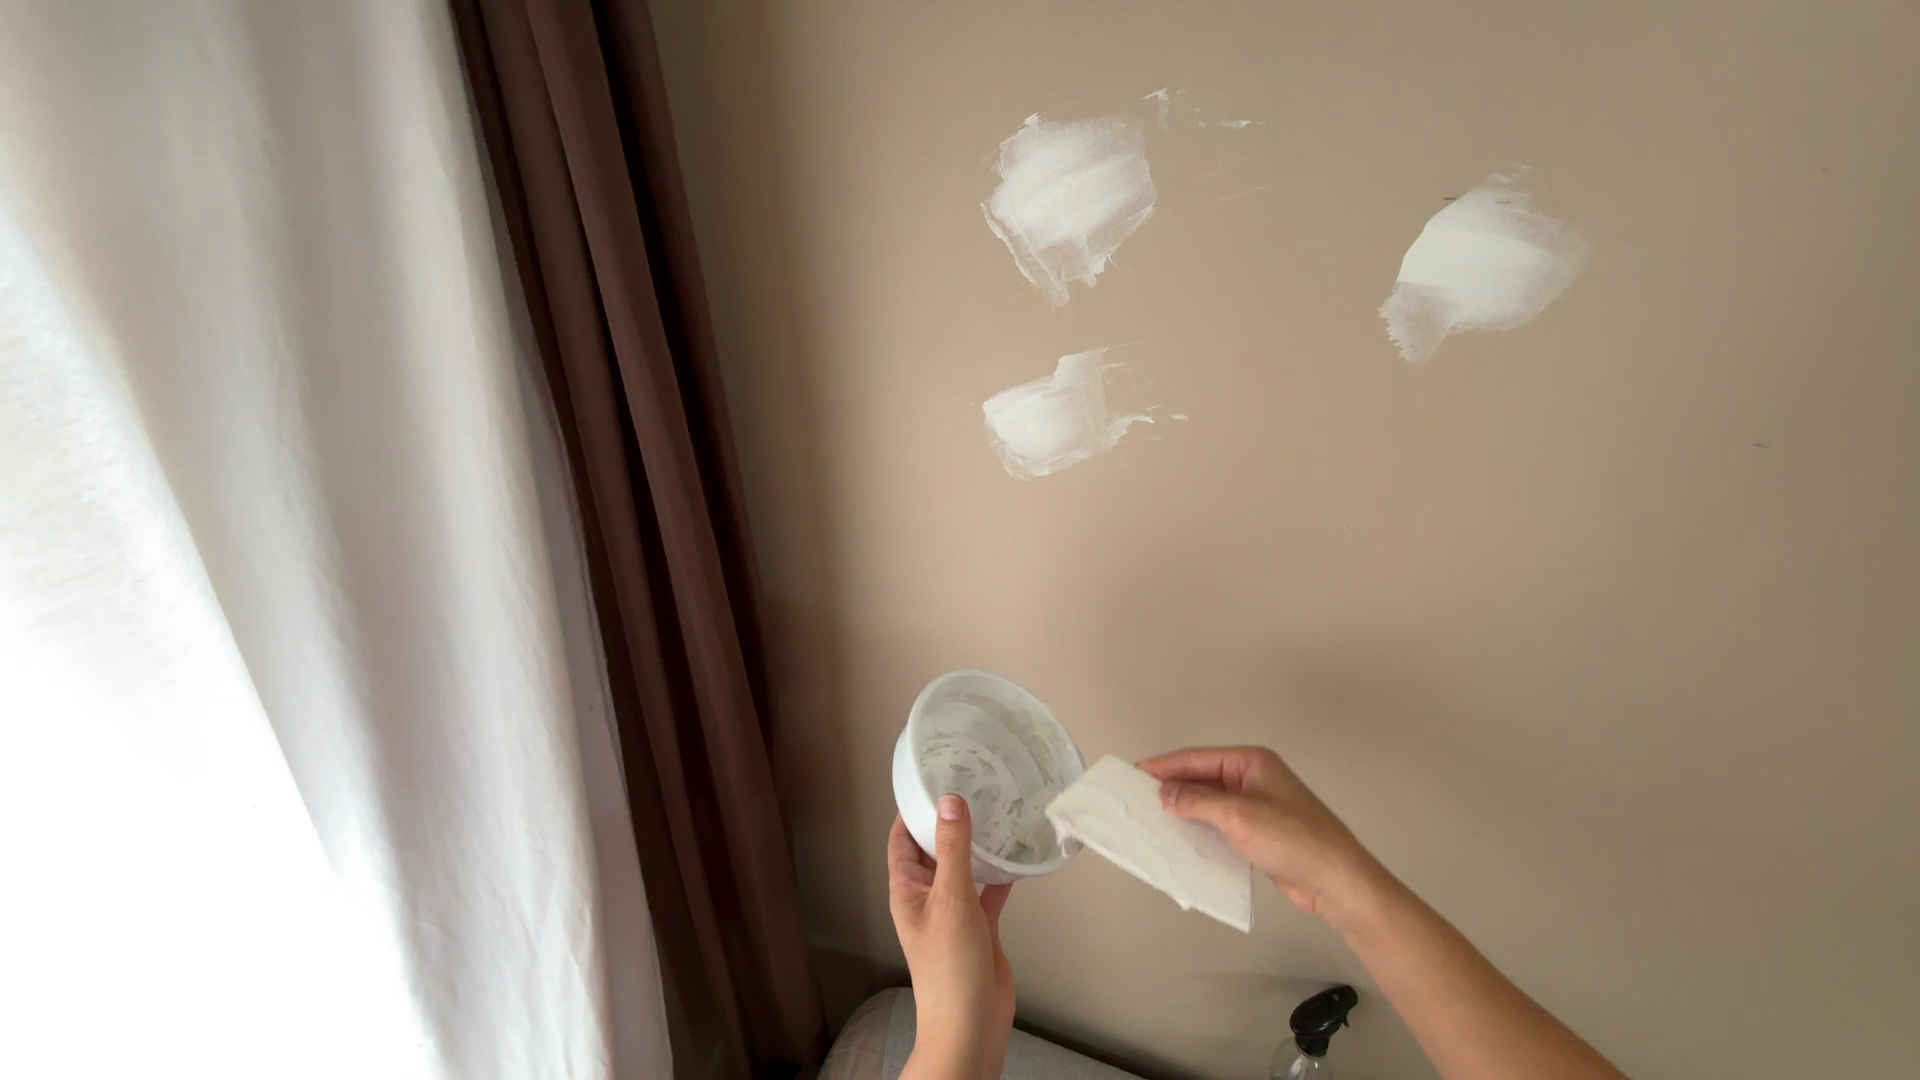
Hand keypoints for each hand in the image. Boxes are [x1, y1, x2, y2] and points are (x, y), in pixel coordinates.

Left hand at [888, 798, 1013, 1079]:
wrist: (971, 1025)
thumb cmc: (949, 967)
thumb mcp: (950, 899)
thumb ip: (952, 849)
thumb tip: (950, 801)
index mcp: (907, 888)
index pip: (903, 837)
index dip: (913, 808)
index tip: (932, 777)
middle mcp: (928, 894)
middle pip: (934, 847)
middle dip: (948, 820)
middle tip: (971, 786)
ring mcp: (954, 909)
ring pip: (963, 865)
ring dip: (976, 844)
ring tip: (995, 810)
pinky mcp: (979, 924)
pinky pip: (989, 889)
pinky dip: (1000, 872)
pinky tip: (1016, 853)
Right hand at [1138, 746, 1388, 926]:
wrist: (1338, 882)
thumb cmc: (1292, 839)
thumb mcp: (1239, 816)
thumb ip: (1197, 801)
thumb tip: (1164, 794)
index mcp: (1250, 762)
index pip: (1196, 758)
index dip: (1164, 765)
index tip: (1133, 773)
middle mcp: (1251, 778)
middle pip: (1201, 777)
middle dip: (1171, 787)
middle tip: (1136, 798)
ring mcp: (1256, 804)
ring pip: (1208, 801)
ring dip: (1184, 809)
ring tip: (1151, 818)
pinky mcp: (1258, 831)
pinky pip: (1219, 823)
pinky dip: (1199, 828)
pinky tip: (1181, 839)